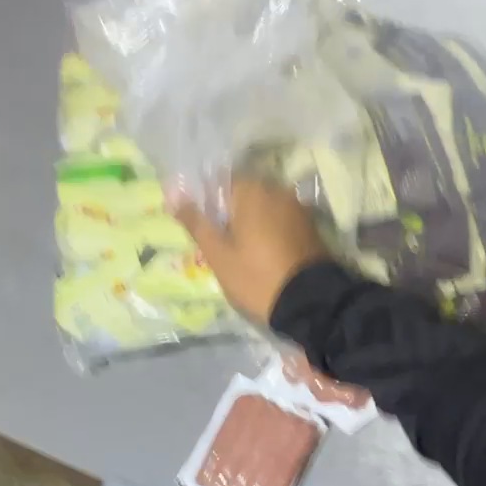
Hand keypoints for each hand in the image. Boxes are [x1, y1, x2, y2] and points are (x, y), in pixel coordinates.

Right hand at [174, 179, 329, 323]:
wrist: (311, 304)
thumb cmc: (257, 279)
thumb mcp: (219, 256)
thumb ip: (197, 223)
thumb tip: (174, 197)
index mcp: (251, 191)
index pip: (219, 181)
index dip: (206, 201)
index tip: (201, 225)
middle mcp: (277, 190)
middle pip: (244, 194)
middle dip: (229, 212)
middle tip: (219, 243)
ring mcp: (297, 208)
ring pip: (264, 208)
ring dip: (250, 223)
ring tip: (240, 251)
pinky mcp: (310, 227)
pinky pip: (281, 221)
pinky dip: (269, 231)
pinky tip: (263, 253)